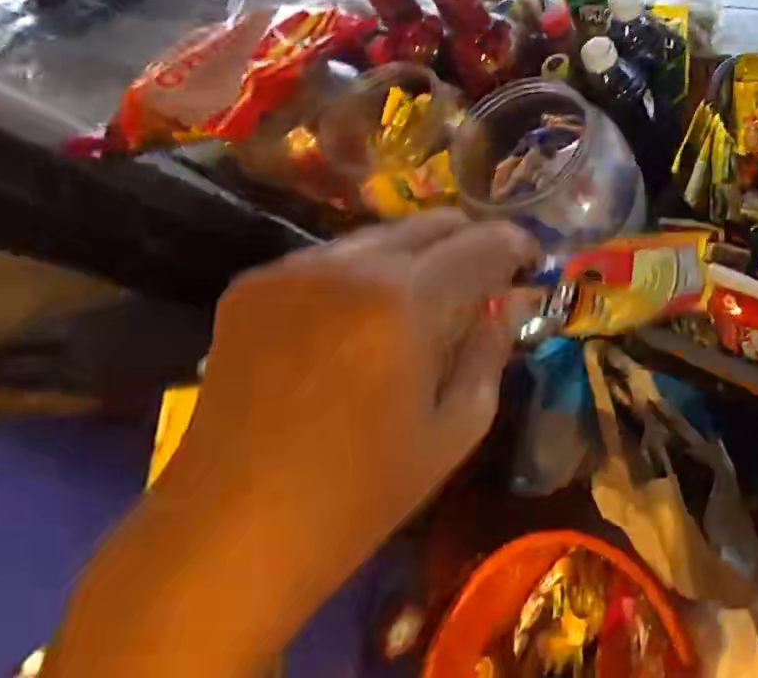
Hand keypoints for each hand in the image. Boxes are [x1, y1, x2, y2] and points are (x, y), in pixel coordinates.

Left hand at [47, 211, 539, 677]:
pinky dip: (365, 274)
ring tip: (423, 302)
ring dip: (418, 257)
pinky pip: (333, 258)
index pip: (484, 242)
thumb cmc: (359, 492)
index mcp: (404, 302)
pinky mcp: (253, 284)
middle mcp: (348, 266)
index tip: (531, 263)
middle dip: (471, 243)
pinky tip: (361, 320)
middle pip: (433, 222)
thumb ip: (491, 348)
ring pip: (382, 235)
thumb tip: (509, 302)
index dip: (517, 246)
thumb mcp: (456, 429)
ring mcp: (293, 269)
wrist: (226, 534)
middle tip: (485, 282)